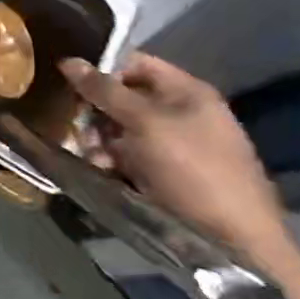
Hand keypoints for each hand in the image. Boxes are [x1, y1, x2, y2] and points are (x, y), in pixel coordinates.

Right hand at [59, 53, 290, 254]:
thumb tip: (68, 60)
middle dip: (95, 111)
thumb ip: (105, 90)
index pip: (134, 63)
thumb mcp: (145, 122)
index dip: (102, 68)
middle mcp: (179, 113)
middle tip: (79, 126)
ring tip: (92, 156)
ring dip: (97, 139)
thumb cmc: (193, 168)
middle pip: (121, 97)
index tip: (69, 81)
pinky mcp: (161, 172)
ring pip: (117, 129)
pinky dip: (108, 160)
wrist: (231, 239)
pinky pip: (123, 155)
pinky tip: (102, 170)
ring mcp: (171, 144)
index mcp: (186, 92)